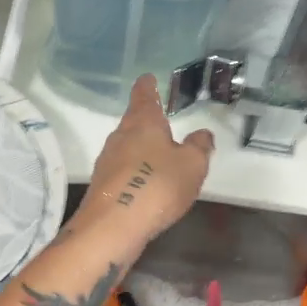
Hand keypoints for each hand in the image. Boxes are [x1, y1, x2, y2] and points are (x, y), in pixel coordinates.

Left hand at [75, 75, 213, 248]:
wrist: (113, 227)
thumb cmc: (157, 186)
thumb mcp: (192, 165)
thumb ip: (200, 147)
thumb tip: (202, 133)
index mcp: (143, 122)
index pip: (144, 94)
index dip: (148, 85)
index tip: (149, 77)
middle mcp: (120, 136)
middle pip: (134, 122)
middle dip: (148, 122)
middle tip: (164, 123)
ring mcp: (107, 161)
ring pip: (128, 147)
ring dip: (143, 149)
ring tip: (161, 157)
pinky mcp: (104, 186)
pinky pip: (124, 171)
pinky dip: (137, 173)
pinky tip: (148, 185)